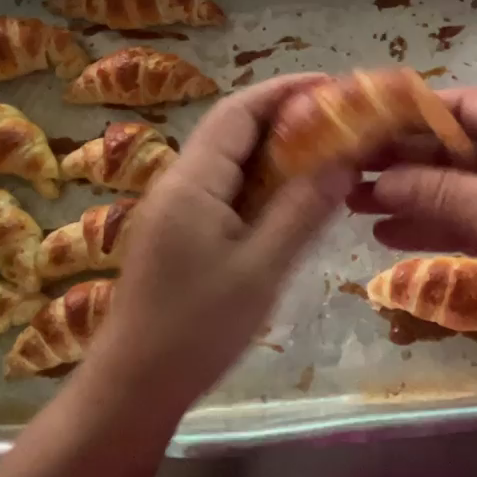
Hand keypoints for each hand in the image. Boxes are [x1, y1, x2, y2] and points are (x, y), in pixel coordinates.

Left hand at [101, 73, 352, 394]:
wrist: (130, 391)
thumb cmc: (195, 329)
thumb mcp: (262, 268)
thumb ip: (304, 209)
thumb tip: (346, 160)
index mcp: (192, 181)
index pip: (239, 111)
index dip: (286, 90)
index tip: (334, 85)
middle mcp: (179, 182)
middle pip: (234, 127)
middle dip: (286, 114)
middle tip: (340, 117)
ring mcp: (176, 208)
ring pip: (231, 157)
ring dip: (277, 146)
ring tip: (327, 148)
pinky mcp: (180, 231)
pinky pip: (227, 185)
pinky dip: (264, 177)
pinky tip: (294, 193)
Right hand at [347, 87, 476, 346]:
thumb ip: (440, 192)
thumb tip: (383, 178)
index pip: (458, 106)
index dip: (410, 113)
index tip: (363, 124)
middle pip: (449, 149)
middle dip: (401, 161)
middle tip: (346, 171)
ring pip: (452, 189)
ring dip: (408, 196)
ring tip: (352, 203)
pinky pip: (463, 222)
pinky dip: (430, 227)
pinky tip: (386, 236)